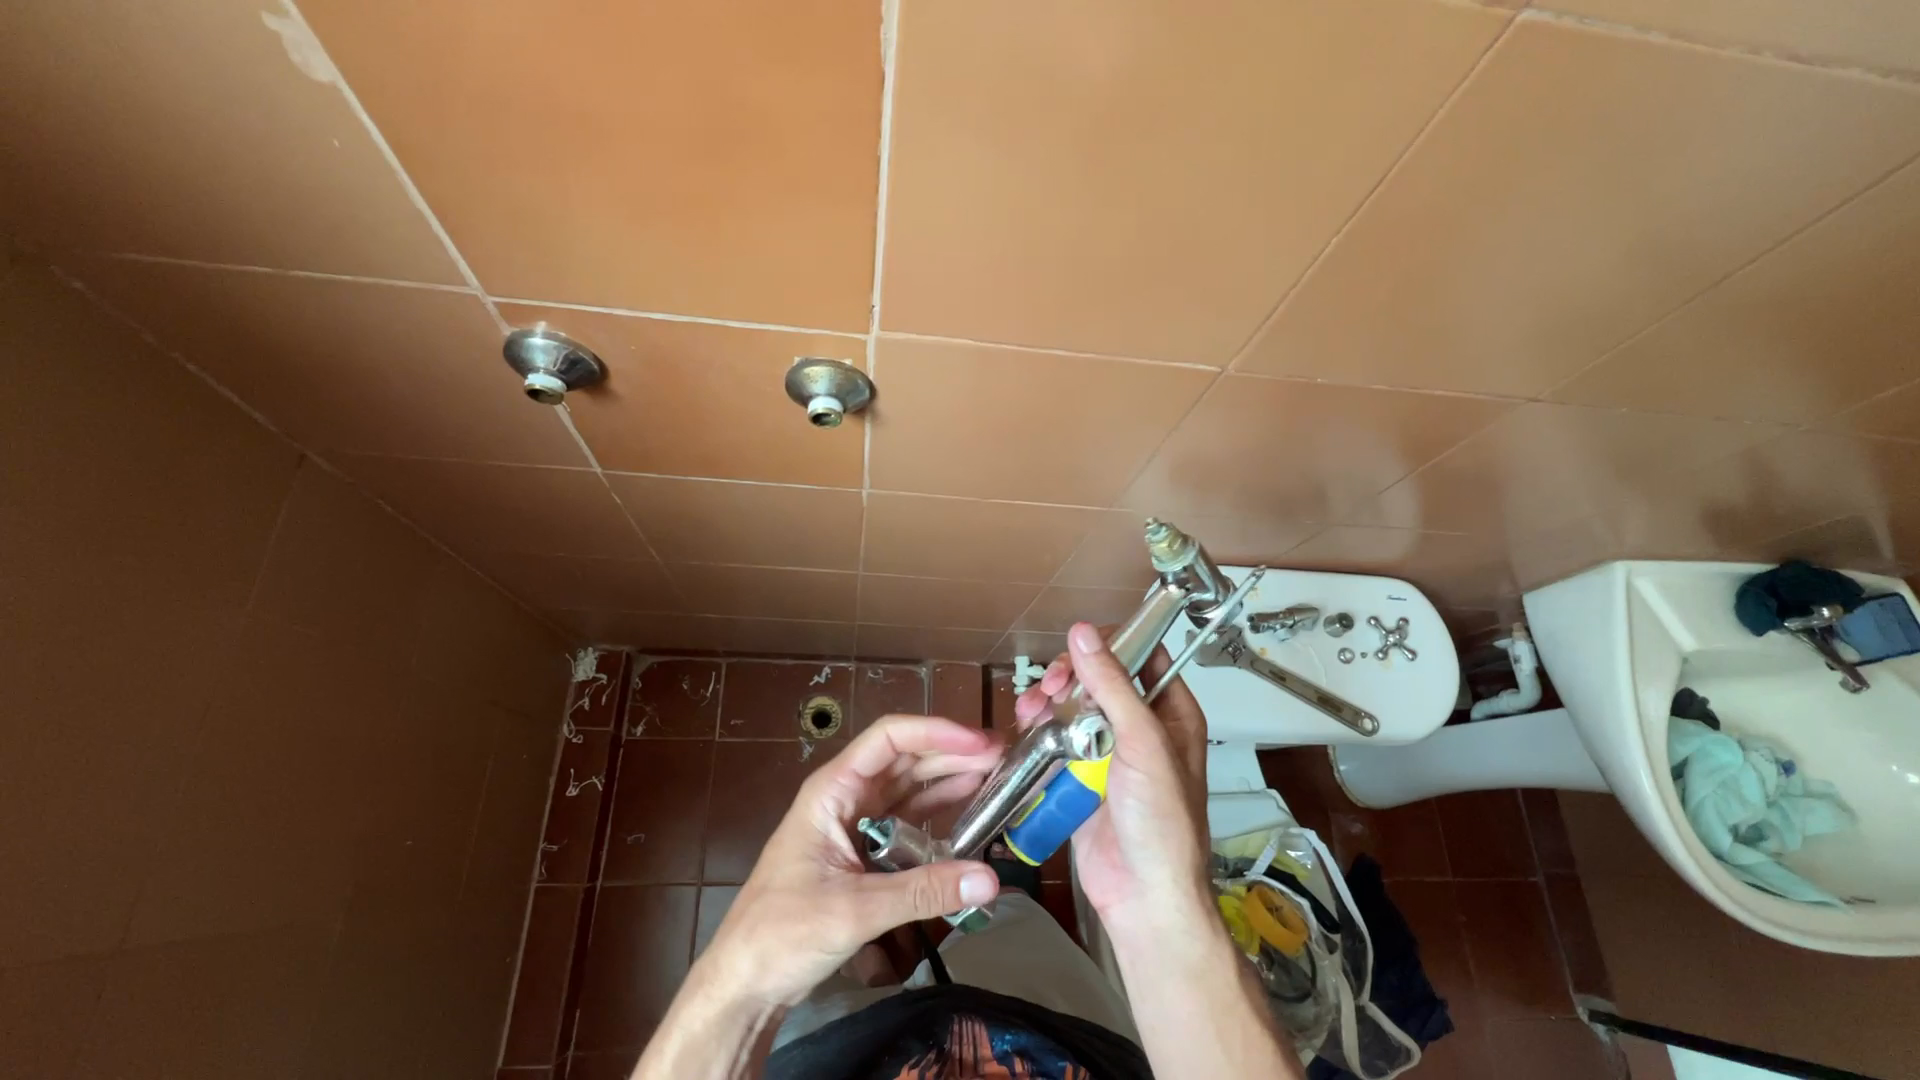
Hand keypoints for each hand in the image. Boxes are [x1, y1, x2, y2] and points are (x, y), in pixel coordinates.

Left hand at [696, 715, 1004, 1006]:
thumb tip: (990, 880)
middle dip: (953, 753)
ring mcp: (855, 824)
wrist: (745, 980)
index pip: (888, 739)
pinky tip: (971, 817)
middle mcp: (846, 797)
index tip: (979, 742)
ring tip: (999, 779)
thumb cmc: (784, 932)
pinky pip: (909, 822)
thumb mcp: (855, 910)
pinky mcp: (864, 853)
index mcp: (833, 790)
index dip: (935, 733)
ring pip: (910, 788)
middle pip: (906, 759)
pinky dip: (940, 815)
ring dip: (951, 780)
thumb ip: (923, 892)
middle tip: (1005, 759)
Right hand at [1018, 622, 1213, 933]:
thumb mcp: (1143, 744)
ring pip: (1072, 706)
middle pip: (1099, 678)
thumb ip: (1113, 686)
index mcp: (1170, 713)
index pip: (1142, 655)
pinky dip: (1038, 730)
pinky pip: (1055, 740)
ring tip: (1031, 709)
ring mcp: (1107, 752)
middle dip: (1070, 674)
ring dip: (1048, 700)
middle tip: (1050, 686)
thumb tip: (1084, 633)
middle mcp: (1140, 728)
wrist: (1143, 896)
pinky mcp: (1079, 776)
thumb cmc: (1161, 823)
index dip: (1109, 644)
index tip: (1078, 648)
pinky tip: (1026, 728)